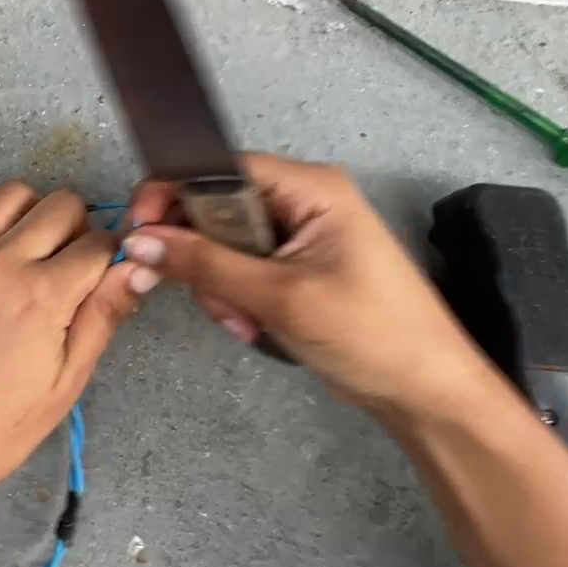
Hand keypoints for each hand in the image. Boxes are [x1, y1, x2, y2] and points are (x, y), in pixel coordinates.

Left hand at [0, 182, 148, 523]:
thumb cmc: (1, 424)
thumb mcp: (67, 379)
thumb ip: (104, 314)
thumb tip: (139, 267)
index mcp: (41, 293)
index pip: (99, 242)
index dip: (111, 259)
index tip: (105, 277)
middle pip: (60, 202)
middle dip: (77, 228)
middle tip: (70, 267)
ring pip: (12, 193)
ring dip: (33, 215)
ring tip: (32, 256)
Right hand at [122, 154, 498, 416]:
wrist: (429, 399)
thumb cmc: (370, 334)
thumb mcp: (280, 296)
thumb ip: (204, 264)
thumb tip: (138, 242)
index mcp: (309, 187)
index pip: (218, 168)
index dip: (174, 191)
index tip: (141, 228)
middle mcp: (300, 200)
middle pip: (215, 206)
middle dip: (200, 253)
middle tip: (202, 293)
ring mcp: (296, 234)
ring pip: (220, 241)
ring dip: (217, 283)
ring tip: (242, 321)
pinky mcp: (292, 265)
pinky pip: (238, 265)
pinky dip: (233, 295)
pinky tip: (252, 325)